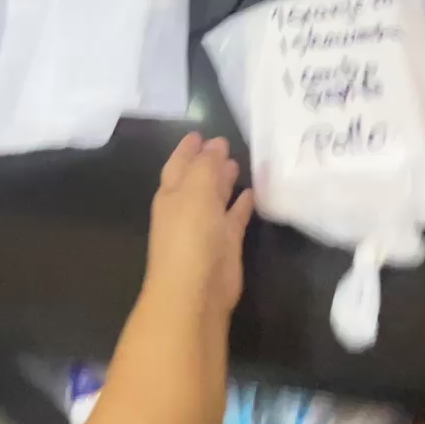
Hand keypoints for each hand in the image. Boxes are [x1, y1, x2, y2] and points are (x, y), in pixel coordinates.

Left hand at [144, 133, 254, 320]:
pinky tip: (252, 193)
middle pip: (197, 179)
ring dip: (224, 180)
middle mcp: (186, 208)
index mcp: (172, 194)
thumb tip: (215, 143)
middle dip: (208, 162)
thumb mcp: (196, 190)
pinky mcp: (226, 244)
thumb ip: (206, 165)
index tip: (199, 133)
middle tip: (224, 143)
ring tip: (238, 163)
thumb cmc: (189, 235)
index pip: (179, 164)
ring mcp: (206, 227)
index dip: (188, 149)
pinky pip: (234, 217)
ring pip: (216, 197)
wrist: (195, 291)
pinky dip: (241, 205)